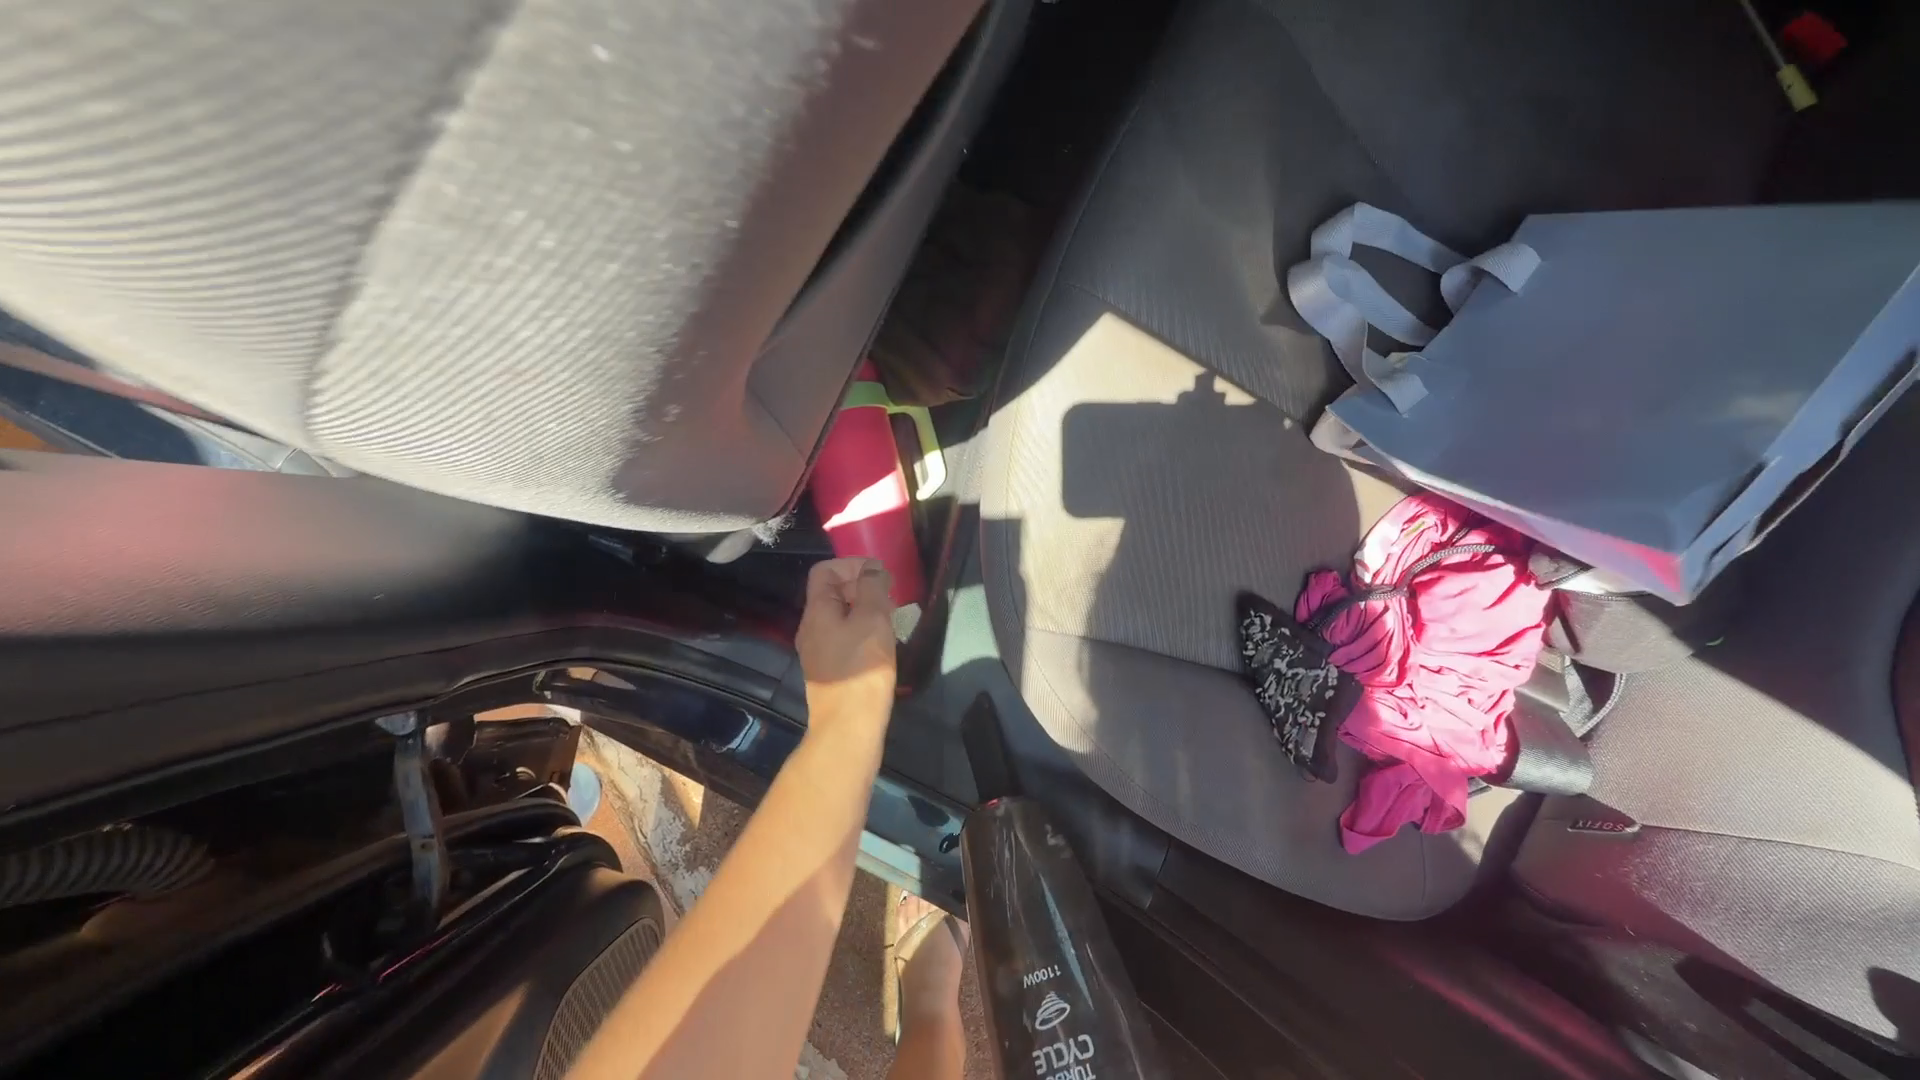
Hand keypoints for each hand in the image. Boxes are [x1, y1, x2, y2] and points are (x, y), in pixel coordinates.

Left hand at [796, 557, 897, 727]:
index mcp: (816, 612)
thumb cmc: (861, 668)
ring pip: (840, 617)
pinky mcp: (830, 671)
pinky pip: (843, 638)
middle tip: (890, 596)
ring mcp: (818, 652)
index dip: (851, 564)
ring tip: (891, 619)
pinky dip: (862, 631)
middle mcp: (811, 629)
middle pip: (831, 593)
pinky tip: (882, 644)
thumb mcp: (872, 619)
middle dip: (861, 587)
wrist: (848, 726)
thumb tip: (872, 569)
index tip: (879, 574)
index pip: (824, 571)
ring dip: (864, 610)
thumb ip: (872, 587)